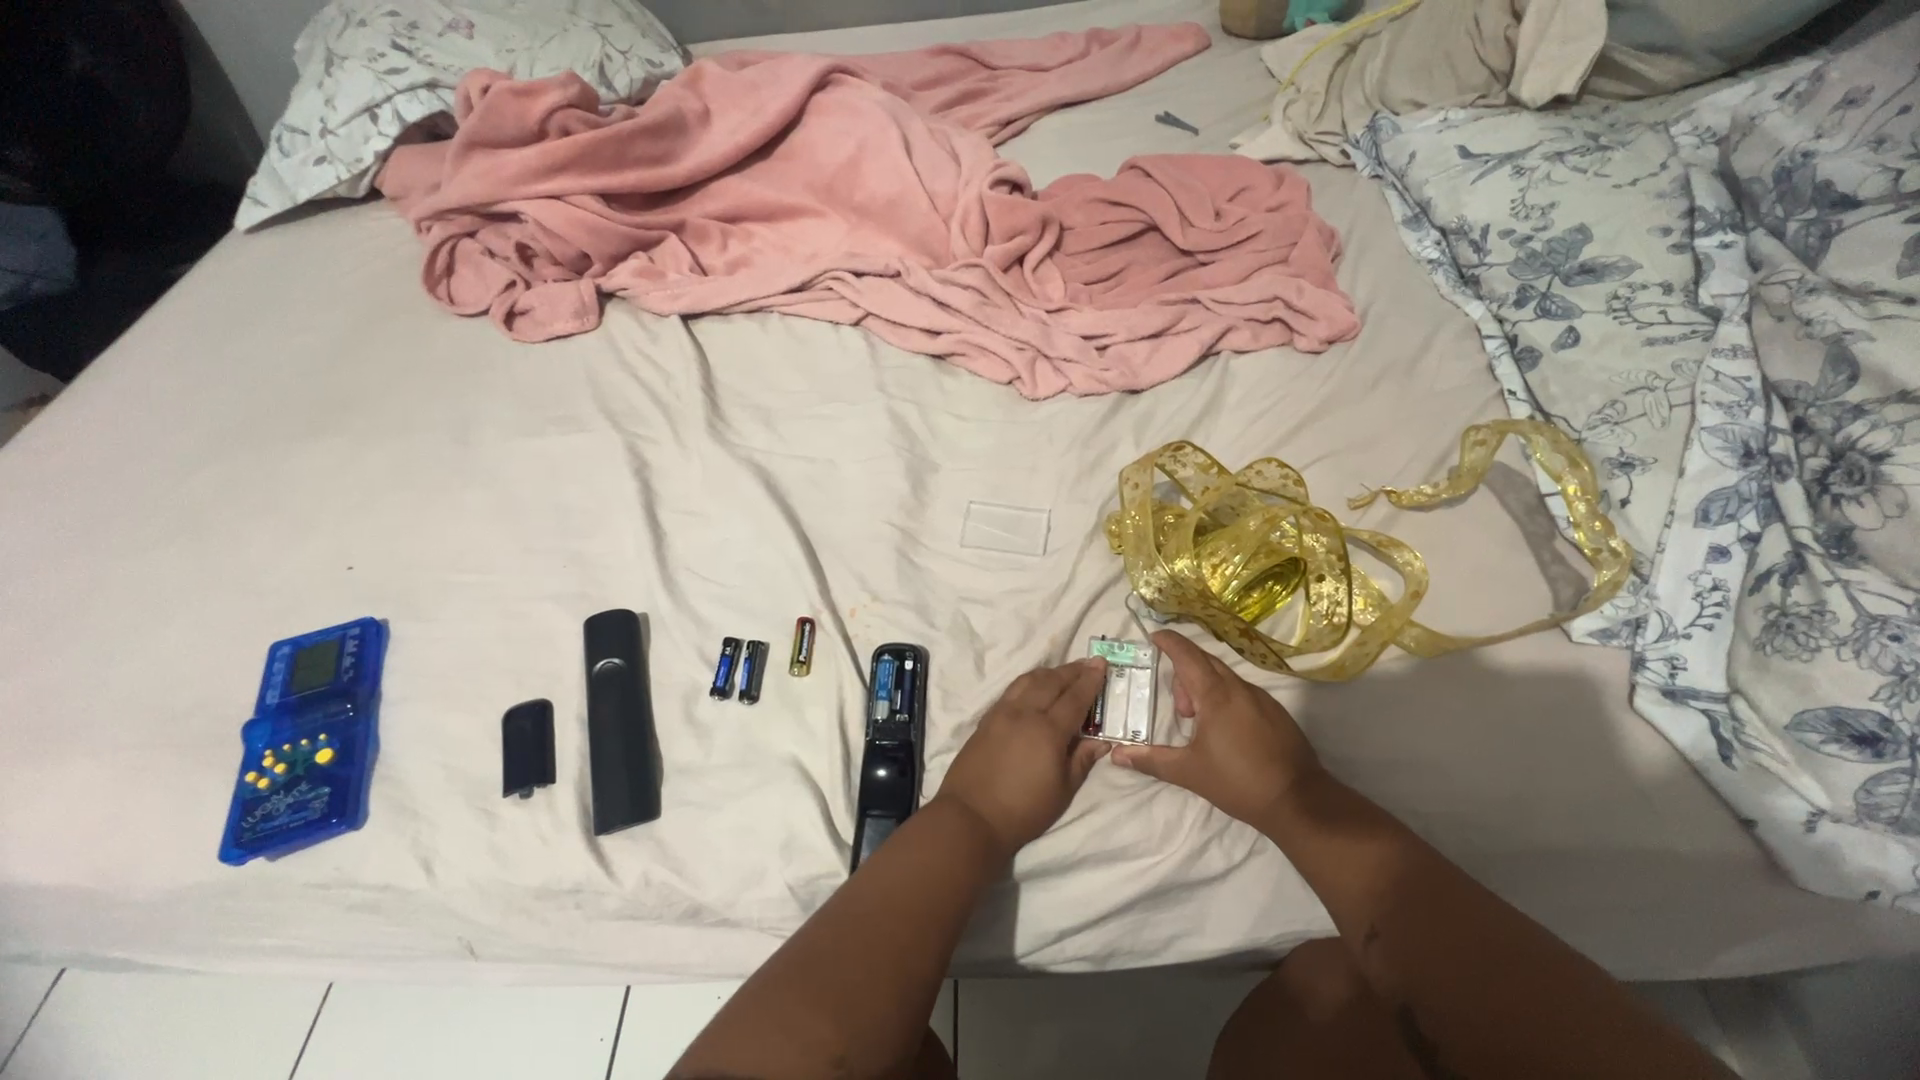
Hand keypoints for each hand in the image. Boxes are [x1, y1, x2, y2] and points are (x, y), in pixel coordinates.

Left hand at [934, 658, 1111, 859]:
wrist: (971, 816)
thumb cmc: (1024, 810)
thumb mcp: (1063, 790)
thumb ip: (1082, 760)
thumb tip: (1101, 741)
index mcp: (1048, 731)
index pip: (1075, 698)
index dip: (1090, 681)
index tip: (1102, 664)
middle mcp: (1024, 713)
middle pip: (1051, 682)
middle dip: (1072, 670)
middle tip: (1088, 663)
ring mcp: (1001, 714)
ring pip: (1028, 681)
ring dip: (1049, 672)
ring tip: (1063, 672)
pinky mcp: (986, 720)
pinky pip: (1011, 690)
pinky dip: (1028, 682)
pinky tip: (1033, 686)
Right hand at [1110, 630, 1324, 825]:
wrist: (1299, 801)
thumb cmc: (1238, 782)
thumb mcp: (1188, 772)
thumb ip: (1151, 761)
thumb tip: (1116, 756)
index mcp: (1216, 695)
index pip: (1188, 656)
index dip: (1170, 642)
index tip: (1155, 636)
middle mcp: (1240, 689)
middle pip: (1206, 663)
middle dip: (1185, 673)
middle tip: (1177, 707)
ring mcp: (1263, 699)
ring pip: (1226, 678)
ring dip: (1205, 689)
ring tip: (1198, 723)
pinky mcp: (1277, 714)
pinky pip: (1243, 692)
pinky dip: (1225, 698)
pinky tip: (1224, 731)